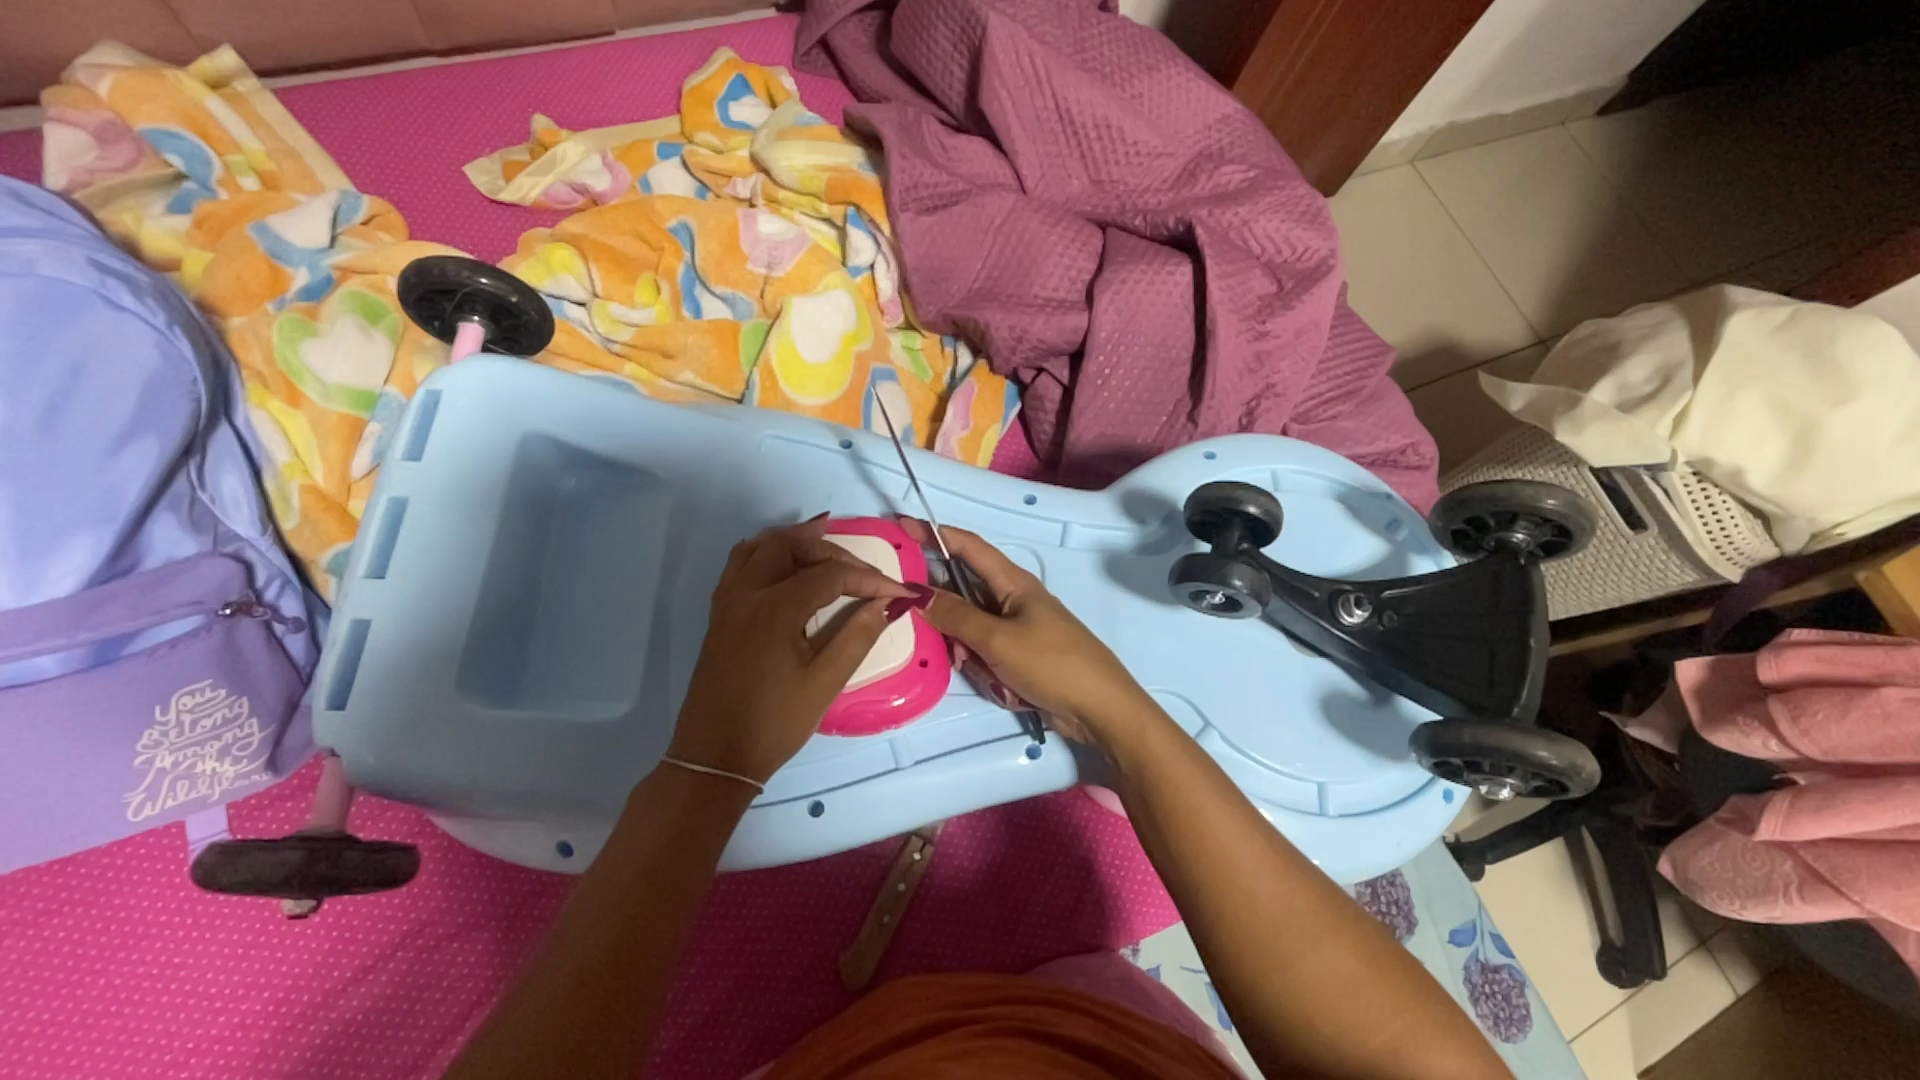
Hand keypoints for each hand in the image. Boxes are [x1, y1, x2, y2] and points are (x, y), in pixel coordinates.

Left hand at [671, 519, 911, 784]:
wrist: (715, 757)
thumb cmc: (774, 723)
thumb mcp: (825, 683)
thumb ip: (857, 636)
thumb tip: (887, 603)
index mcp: (775, 608)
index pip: (830, 574)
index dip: (869, 579)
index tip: (899, 593)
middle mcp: (747, 593)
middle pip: (790, 545)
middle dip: (831, 548)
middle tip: (863, 568)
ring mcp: (728, 602)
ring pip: (759, 547)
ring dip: (794, 539)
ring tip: (826, 536)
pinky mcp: (720, 614)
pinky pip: (741, 563)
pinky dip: (766, 551)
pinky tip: (785, 562)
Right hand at [897, 518, 1149, 745]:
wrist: (1100, 710)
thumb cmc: (1052, 663)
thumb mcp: (997, 639)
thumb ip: (954, 616)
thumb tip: (915, 594)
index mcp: (1013, 582)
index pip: (967, 547)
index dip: (935, 534)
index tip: (901, 526)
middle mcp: (1012, 600)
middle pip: (962, 595)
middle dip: (949, 619)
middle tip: (949, 642)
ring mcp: (1016, 630)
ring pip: (969, 631)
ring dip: (970, 653)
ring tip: (986, 671)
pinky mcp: (1018, 658)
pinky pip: (984, 656)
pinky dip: (986, 671)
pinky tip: (1004, 688)